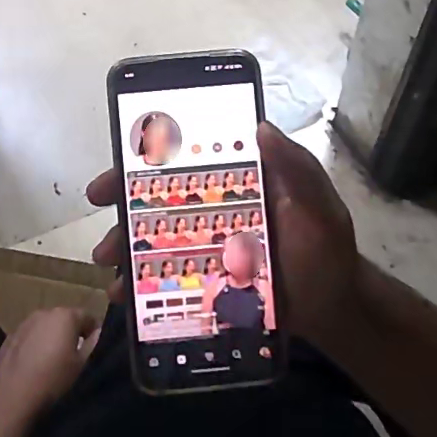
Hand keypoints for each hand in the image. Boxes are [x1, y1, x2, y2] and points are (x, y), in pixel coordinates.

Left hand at [0, 307, 99, 430]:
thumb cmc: (52, 380)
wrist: (10, 398)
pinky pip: (30, 337)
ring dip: (51, 339)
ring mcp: (24, 324)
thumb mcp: (81, 366)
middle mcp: (43, 313)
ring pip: (45, 328)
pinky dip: (35, 346)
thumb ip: (93, 344)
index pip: (87, 317)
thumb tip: (99, 331)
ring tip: (52, 364)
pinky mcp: (9, 338)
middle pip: (64, 320)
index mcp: (64, 316)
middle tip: (74, 358)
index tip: (94, 350)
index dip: (93, 332)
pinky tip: (33, 367)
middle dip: (71, 334)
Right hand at [88, 122, 361, 343]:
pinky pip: (167, 277)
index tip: (115, 169)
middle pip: (158, 200)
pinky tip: (126, 297)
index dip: (146, 160)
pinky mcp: (206, 281)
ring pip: (156, 239)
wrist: (336, 310)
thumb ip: (296, 168)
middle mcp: (214, 209)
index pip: (185, 162)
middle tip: (99, 214)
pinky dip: (142, 286)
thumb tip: (261, 126)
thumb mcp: (319, 204)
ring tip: (109, 268)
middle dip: (122, 204)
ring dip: (126, 248)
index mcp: (235, 183)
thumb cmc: (328, 249)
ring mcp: (207, 246)